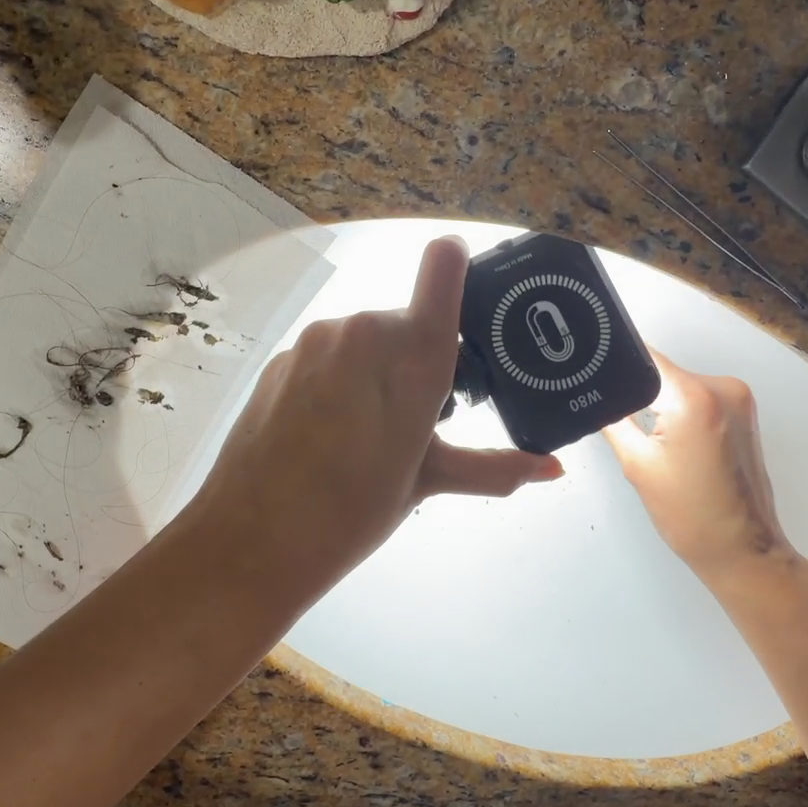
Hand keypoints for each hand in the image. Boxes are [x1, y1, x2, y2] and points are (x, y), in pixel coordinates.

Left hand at [182, 236, 563, 595]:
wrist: (253, 539)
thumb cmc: (354, 511)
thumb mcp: (427, 482)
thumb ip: (493, 468)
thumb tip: (554, 468)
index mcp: (412, 355)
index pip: (443, 267)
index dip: (456, 267)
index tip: (462, 291)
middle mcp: (363, 332)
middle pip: (405, 323)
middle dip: (418, 359)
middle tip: (417, 421)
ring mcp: (314, 342)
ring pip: (363, 341)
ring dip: (376, 372)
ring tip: (366, 437)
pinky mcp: (281, 361)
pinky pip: (326, 357)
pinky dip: (338, 383)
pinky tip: (326, 435)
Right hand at [604, 353, 797, 585]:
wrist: (742, 549)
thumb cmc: (690, 515)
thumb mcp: (636, 464)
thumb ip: (613, 419)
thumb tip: (594, 394)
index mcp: (694, 397)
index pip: (643, 357)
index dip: (614, 364)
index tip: (594, 377)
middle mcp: (723, 387)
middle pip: (661, 371)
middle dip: (637, 393)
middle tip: (623, 427)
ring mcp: (739, 398)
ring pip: (679, 385)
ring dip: (660, 404)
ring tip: (654, 444)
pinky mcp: (744, 412)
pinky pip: (699, 398)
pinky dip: (680, 413)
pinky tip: (674, 446)